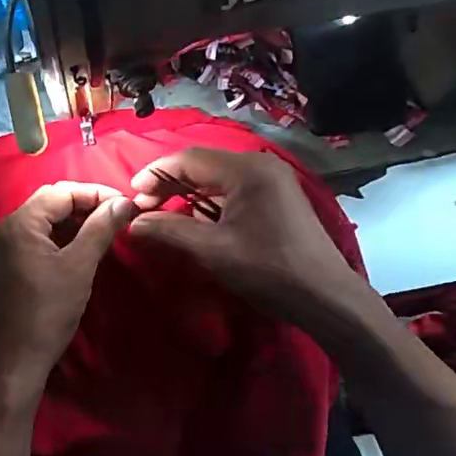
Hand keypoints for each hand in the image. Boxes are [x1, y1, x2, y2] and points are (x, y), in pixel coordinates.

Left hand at [0, 182, 137, 389]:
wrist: (16, 358)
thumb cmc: (48, 312)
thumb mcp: (79, 267)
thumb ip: (101, 229)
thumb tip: (125, 202)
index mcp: (20, 222)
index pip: (62, 191)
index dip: (97, 193)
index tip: (127, 205)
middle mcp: (8, 227)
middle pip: (53, 201)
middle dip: (87, 205)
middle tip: (119, 217)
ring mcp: (7, 246)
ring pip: (47, 220)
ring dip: (78, 221)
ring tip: (109, 231)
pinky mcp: (12, 263)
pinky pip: (40, 238)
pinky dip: (64, 237)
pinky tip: (87, 247)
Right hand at [129, 148, 364, 322]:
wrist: (324, 296)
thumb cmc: (267, 270)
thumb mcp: (212, 251)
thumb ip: (169, 231)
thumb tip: (132, 223)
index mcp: (247, 170)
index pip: (188, 159)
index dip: (154, 175)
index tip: (131, 196)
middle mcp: (260, 165)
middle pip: (202, 165)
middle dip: (169, 185)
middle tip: (143, 209)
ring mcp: (271, 180)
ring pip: (216, 179)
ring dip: (187, 195)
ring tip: (163, 217)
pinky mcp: (276, 197)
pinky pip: (232, 191)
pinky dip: (208, 203)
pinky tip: (194, 222)